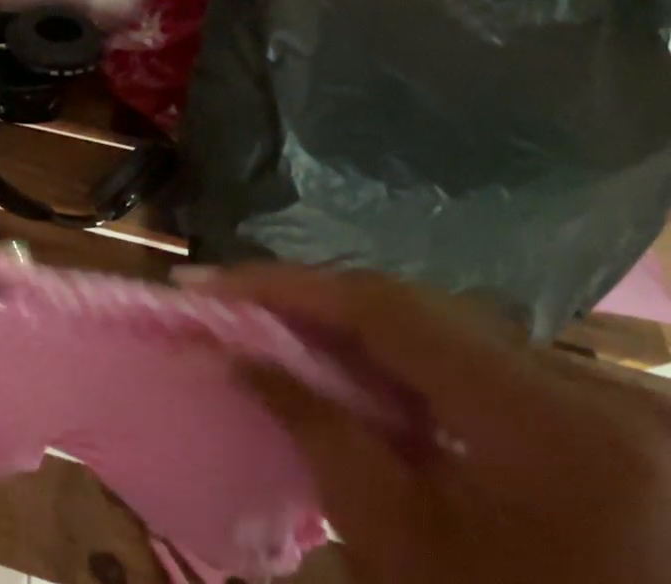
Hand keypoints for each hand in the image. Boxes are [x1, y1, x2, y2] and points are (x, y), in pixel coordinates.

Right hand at [181, 265, 670, 583]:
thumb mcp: (387, 529)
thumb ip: (311, 423)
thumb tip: (230, 351)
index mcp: (547, 418)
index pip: (388, 308)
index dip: (285, 284)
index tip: (201, 282)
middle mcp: (594, 387)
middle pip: (419, 309)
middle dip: (313, 302)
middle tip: (227, 304)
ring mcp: (609, 398)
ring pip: (446, 327)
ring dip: (352, 327)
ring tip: (270, 329)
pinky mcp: (603, 415)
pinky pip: (479, 358)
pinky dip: (402, 355)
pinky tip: (349, 366)